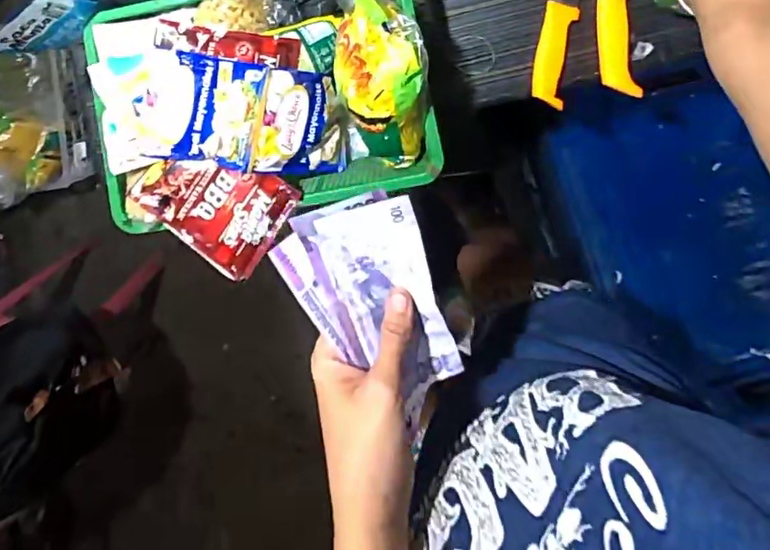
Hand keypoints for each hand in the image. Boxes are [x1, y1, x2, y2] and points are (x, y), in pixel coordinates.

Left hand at [311, 288, 416, 549]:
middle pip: (369, 322)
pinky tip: (440, 330)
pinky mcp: (386, 396)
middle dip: (394, 302)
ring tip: (435, 293)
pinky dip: (417, 350)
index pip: (343, 308)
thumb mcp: (382, 390)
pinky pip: (401, 362)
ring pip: (388, 341)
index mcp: (329, 357)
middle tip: (420, 269)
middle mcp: (344, 362)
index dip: (364, 282)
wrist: (377, 515)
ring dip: (410, 325)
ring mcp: (366, 379)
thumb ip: (392, 340)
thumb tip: (400, 290)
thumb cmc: (368, 451)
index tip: (388, 254)